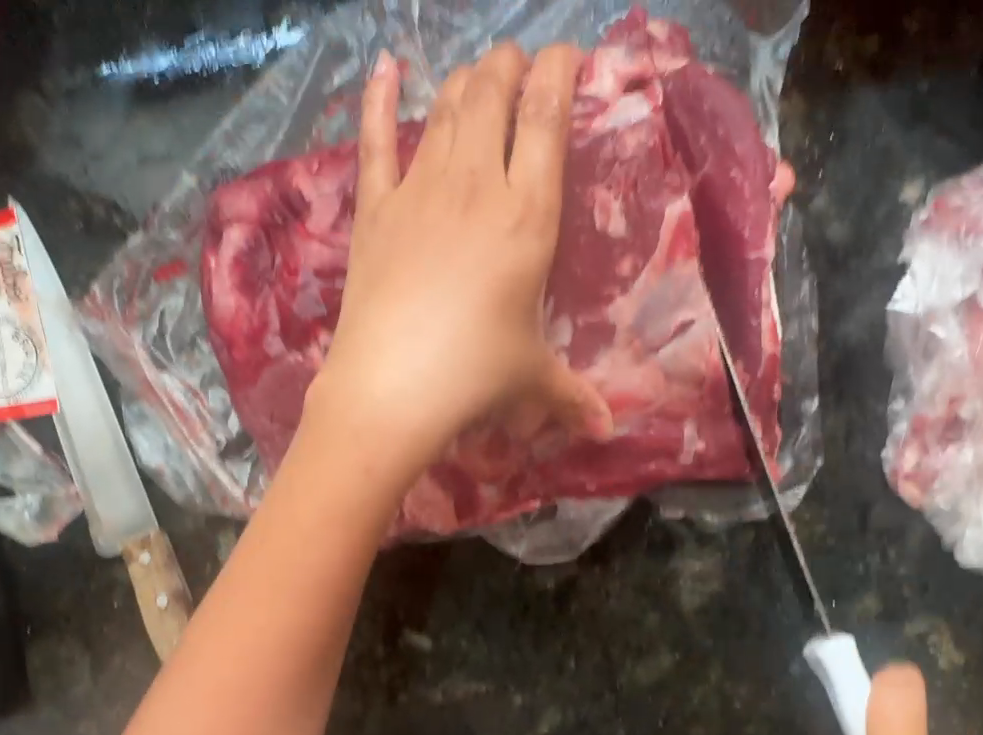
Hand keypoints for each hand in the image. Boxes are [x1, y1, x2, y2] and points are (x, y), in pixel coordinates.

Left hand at [306, 43, 612, 474]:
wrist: (391, 386)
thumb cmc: (474, 376)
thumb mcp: (533, 379)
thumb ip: (573, 396)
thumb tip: (607, 429)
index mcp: (528, 214)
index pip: (547, 116)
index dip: (558, 72)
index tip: (566, 57)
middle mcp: (476, 184)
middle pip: (494, 93)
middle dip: (510, 65)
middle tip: (519, 65)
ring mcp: (420, 190)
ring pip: (445, 107)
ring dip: (465, 79)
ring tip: (478, 74)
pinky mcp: (375, 208)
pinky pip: (375, 139)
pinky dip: (377, 99)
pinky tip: (383, 67)